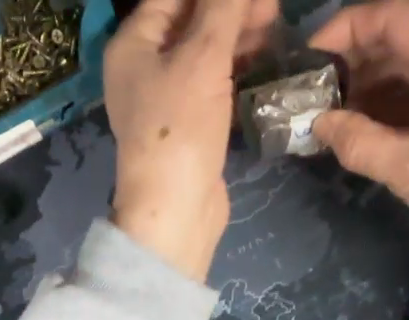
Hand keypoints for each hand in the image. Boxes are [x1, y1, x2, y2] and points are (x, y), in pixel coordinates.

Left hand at [103, 0, 278, 281]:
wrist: (175, 209)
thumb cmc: (181, 128)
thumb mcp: (203, 57)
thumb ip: (223, 7)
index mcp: (134, 43)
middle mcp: (143, 66)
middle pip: (190, 18)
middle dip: (231, 8)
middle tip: (273, 8)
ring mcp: (164, 97)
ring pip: (203, 50)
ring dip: (237, 35)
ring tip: (274, 28)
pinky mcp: (186, 123)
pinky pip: (210, 80)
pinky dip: (234, 66)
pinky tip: (262, 58)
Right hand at [309, 0, 408, 312]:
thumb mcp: (407, 170)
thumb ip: (356, 140)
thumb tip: (317, 123)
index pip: (395, 16)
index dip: (346, 30)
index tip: (309, 59)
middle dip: (360, 55)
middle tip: (318, 88)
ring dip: (379, 76)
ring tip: (337, 108)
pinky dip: (404, 92)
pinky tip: (370, 117)